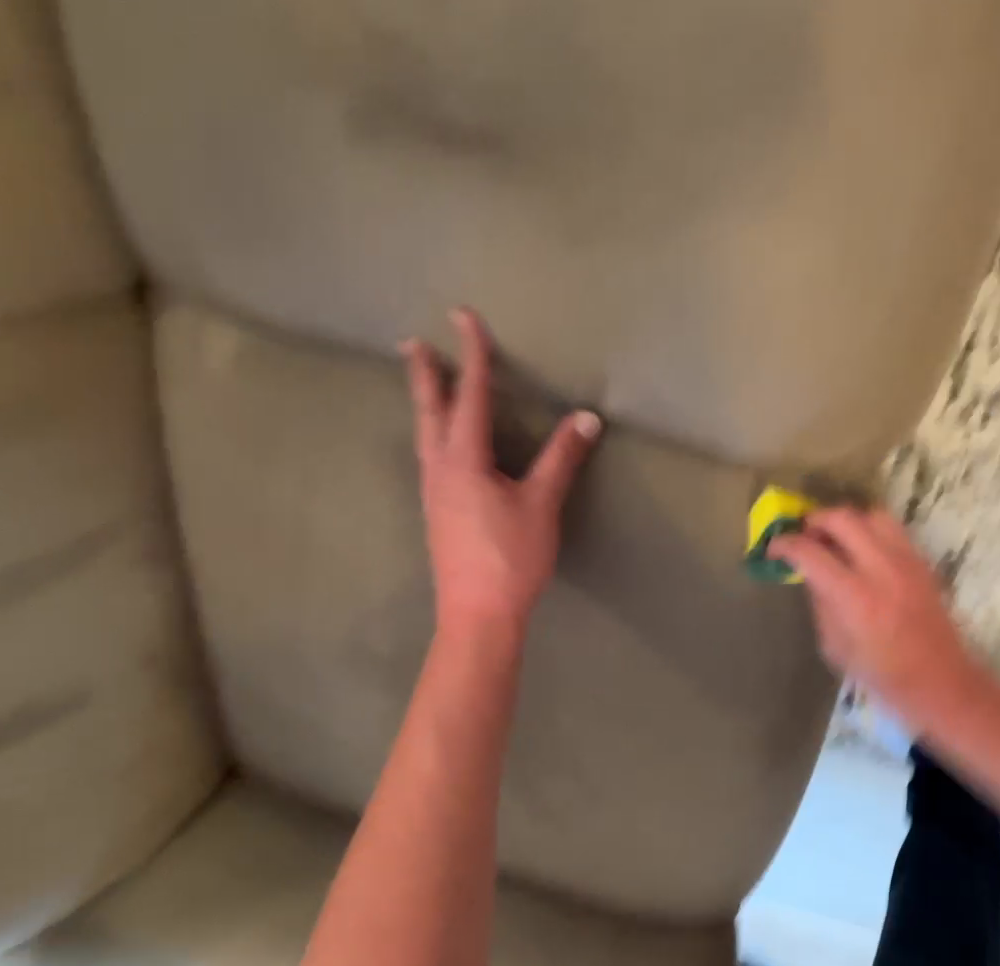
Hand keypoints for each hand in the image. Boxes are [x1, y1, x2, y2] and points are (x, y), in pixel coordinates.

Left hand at [401, 310, 600, 630]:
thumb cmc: (510, 558)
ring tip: (425, 384)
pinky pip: (430, 456)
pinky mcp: (437, 512)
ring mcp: (433, 493)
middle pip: (430, 411)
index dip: (473, 354)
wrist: (477, 615)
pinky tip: (441, 444)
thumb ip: (561, 459)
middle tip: (413, 343)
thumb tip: (586, 418)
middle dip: (426, 375)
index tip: (464, 317)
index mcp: (464, 460)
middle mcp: (439, 469)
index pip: (471, 395)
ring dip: (426, 403)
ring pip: (425, 435)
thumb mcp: (542, 505)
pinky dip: (433, 432)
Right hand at [768, 508, 987, 714]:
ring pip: (871, 514)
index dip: (785, 544)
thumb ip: (821, 605)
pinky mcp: (922, 563)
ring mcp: (907, 561)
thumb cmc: (883, 677)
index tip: (774, 548)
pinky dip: (871, 530)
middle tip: (803, 535)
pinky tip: (863, 551)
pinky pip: (893, 530)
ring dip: (847, 520)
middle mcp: (881, 569)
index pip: (810, 552)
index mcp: (854, 597)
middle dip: (815, 521)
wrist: (940, 682)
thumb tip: (810, 574)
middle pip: (842, 519)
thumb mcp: (836, 648)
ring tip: (834, 538)